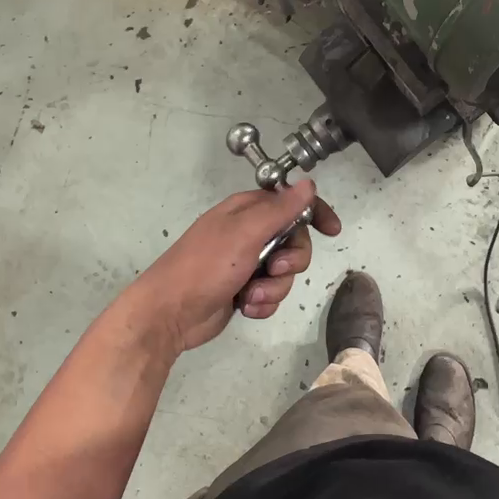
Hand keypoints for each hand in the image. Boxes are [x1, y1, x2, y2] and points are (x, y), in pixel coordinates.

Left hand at [128, 182, 341, 351]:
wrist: (167, 315)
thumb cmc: (204, 266)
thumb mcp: (245, 233)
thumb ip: (280, 210)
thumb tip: (308, 184)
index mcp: (247, 210)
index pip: (291, 202)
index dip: (314, 213)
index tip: (332, 230)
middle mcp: (248, 232)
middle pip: (294, 240)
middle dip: (291, 261)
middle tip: (276, 269)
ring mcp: (246, 262)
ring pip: (285, 272)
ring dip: (274, 288)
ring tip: (250, 296)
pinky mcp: (243, 290)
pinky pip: (271, 293)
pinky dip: (263, 302)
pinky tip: (246, 308)